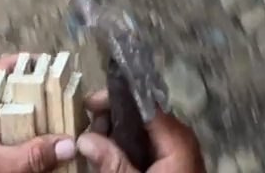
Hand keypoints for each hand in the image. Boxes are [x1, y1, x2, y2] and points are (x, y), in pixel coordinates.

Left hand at [0, 55, 80, 172]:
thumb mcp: (1, 165)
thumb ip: (33, 154)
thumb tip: (70, 143)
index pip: (3, 69)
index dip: (28, 63)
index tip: (56, 67)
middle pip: (16, 92)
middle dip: (42, 94)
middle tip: (69, 97)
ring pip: (18, 116)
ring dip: (40, 118)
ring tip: (66, 118)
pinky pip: (16, 136)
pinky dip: (32, 137)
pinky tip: (50, 144)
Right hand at [76, 91, 205, 172]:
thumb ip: (111, 162)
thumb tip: (84, 138)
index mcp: (176, 139)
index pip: (142, 102)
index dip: (113, 99)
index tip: (88, 105)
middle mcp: (180, 138)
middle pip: (141, 114)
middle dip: (112, 119)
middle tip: (88, 130)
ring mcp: (179, 152)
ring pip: (143, 130)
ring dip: (118, 134)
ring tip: (95, 144)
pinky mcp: (175, 165)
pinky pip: (149, 146)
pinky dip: (129, 148)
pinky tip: (112, 156)